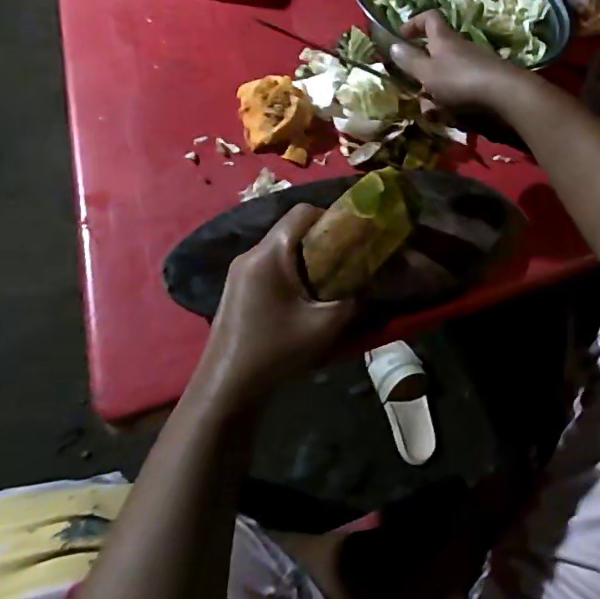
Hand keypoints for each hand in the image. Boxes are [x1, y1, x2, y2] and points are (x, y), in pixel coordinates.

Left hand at [197, 204, 356, 403]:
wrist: (228, 386)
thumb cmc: (276, 351)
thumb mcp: (326, 326)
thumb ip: (354, 299)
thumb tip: (372, 284)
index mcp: (269, 254)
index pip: (302, 212)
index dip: (332, 216)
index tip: (354, 237)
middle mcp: (251, 254)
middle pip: (292, 229)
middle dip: (323, 240)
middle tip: (347, 260)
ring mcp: (239, 270)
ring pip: (281, 248)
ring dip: (307, 257)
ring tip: (329, 280)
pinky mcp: (237, 287)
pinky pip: (270, 264)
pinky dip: (291, 270)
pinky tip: (304, 297)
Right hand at [387, 11, 538, 112]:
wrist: (504, 95)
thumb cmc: (460, 80)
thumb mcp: (427, 72)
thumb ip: (409, 60)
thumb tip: (393, 45)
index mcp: (444, 39)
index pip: (429, 18)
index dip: (413, 23)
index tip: (401, 37)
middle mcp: (460, 47)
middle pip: (436, 52)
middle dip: (423, 72)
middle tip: (416, 89)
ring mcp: (475, 64)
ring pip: (447, 76)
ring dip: (437, 93)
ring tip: (434, 112)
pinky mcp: (486, 82)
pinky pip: (462, 89)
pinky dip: (453, 102)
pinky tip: (453, 117)